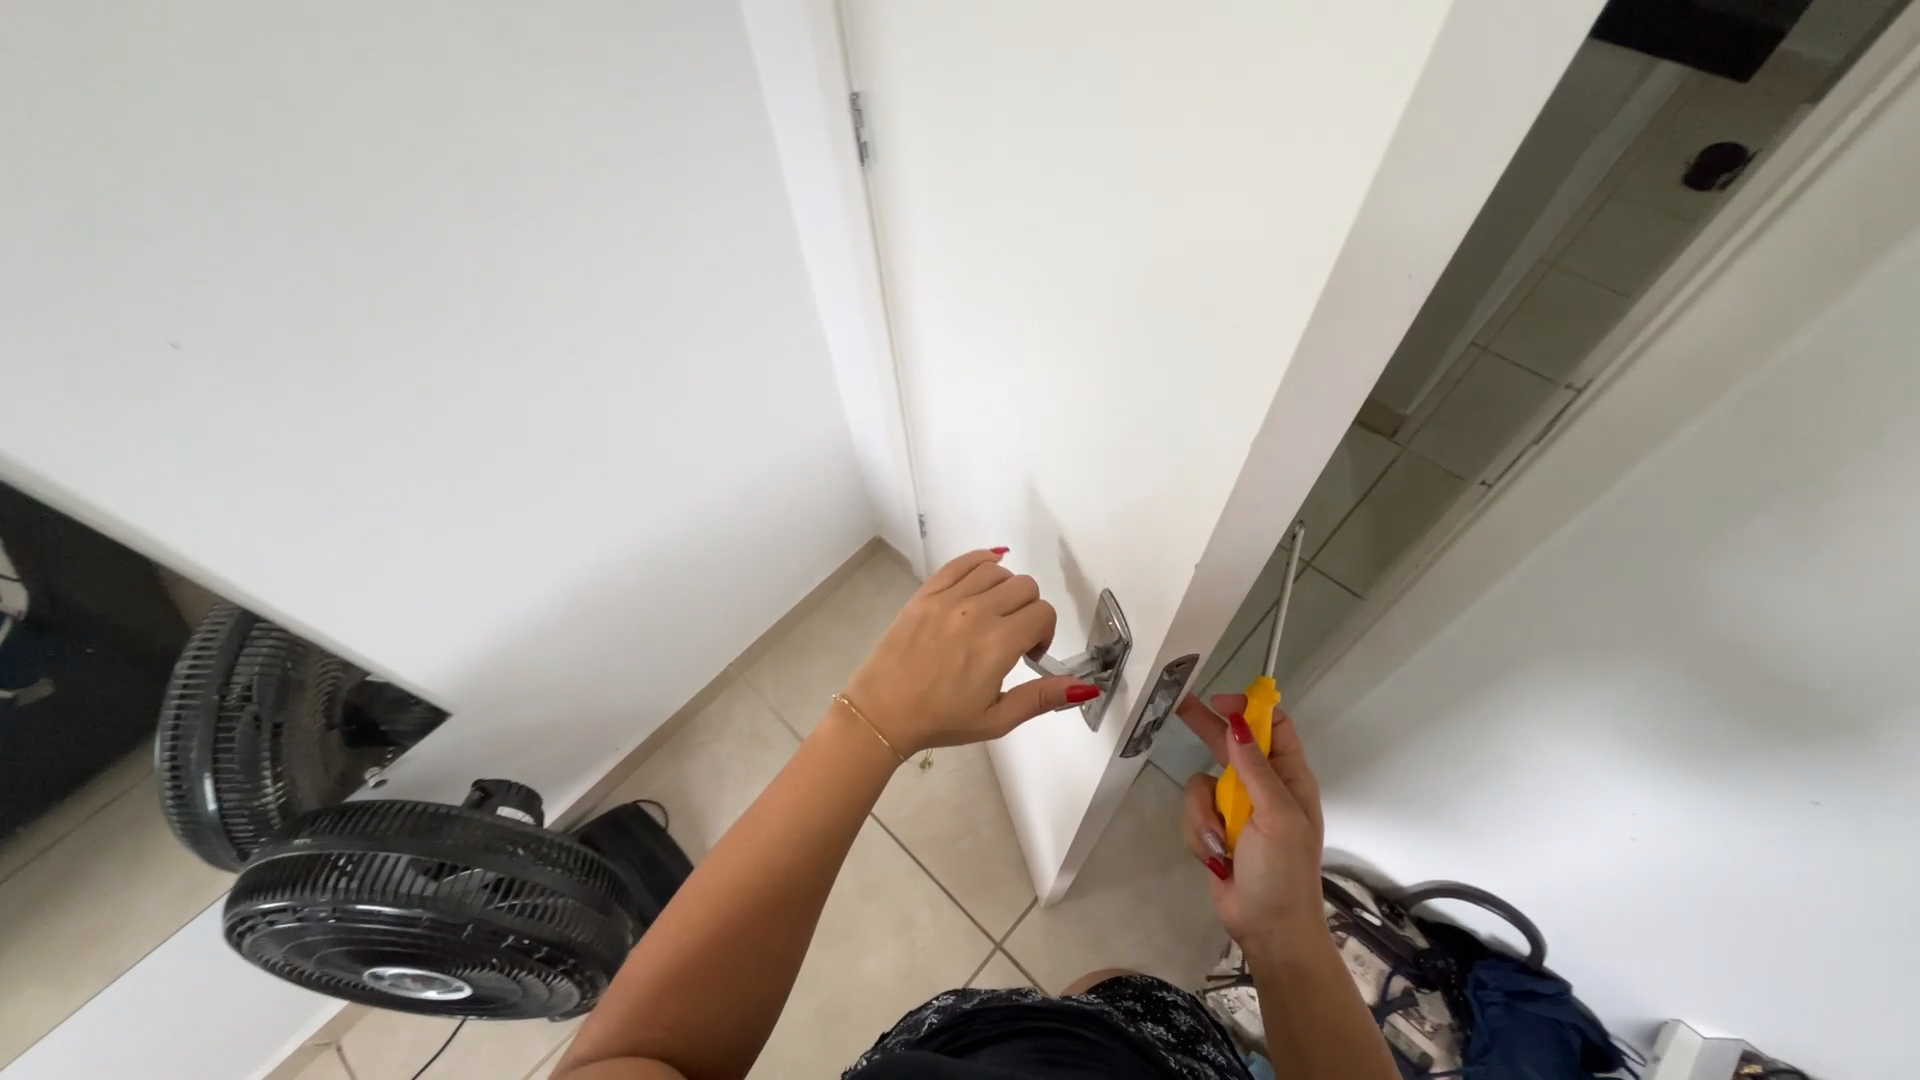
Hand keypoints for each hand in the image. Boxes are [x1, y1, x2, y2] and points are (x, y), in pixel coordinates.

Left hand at [844, 549, 1099, 755]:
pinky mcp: (925, 593)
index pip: (1043, 613)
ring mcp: (948, 599)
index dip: (1044, 633)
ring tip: (994, 614)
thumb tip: (1085, 686)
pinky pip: (961, 562)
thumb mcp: (997, 719)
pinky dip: (981, 561)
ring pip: (996, 570)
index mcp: (997, 645)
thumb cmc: (940, 720)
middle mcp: (976, 613)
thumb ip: (1042, 698)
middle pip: (1025, 587)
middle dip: (1029, 610)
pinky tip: (986, 574)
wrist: (883, 713)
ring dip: (1005, 588)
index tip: (1029, 654)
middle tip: (1012, 636)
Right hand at [1177, 693, 1328, 961]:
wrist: (1268, 928)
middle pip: (1230, 743)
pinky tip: (1214, 856)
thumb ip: (1254, 768)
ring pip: (1202, 782)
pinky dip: (1198, 832)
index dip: (1249, 709)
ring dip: (1204, 813)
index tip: (1222, 702)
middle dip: (1207, 729)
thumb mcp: (1276, 816)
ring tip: (1219, 842)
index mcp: (1289, 779)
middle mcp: (1262, 787)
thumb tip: (1237, 722)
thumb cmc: (1283, 872)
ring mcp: (1237, 808)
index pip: (1273, 727)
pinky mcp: (1214, 827)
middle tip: (1180, 704)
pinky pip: (1193, 811)